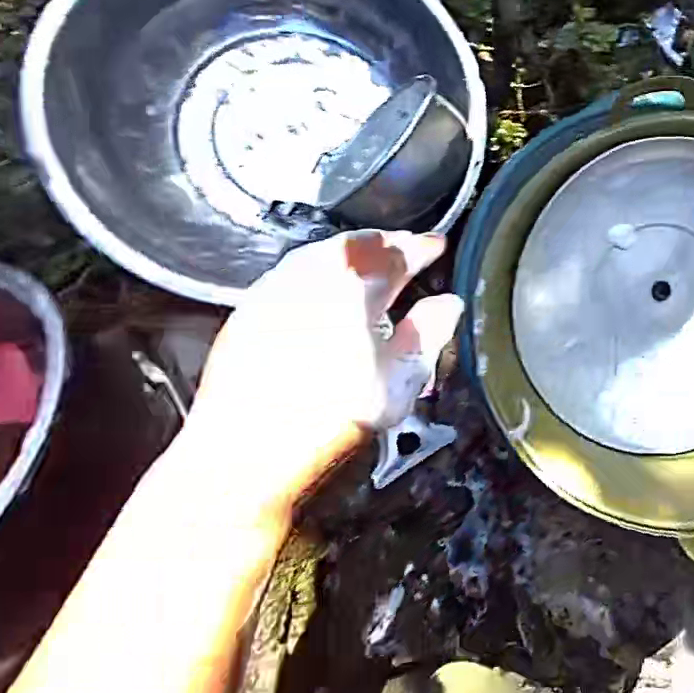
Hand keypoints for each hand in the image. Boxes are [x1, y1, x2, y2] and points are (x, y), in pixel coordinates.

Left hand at [176, 230, 463, 516]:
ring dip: (350, 250)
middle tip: (405, 246)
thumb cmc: (330, 417)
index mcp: (356, 288)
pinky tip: (324, 285)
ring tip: (368, 259)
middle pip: (357, 244)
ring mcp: (276, 290)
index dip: (422, 247)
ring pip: (321, 252)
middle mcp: (313, 277)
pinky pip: (292, 271)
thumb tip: (448, 304)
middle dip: (386, 242)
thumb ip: (429, 332)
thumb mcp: (401, 380)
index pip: (398, 254)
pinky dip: (317, 268)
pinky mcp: (249, 310)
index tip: (436, 245)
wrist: (246, 450)